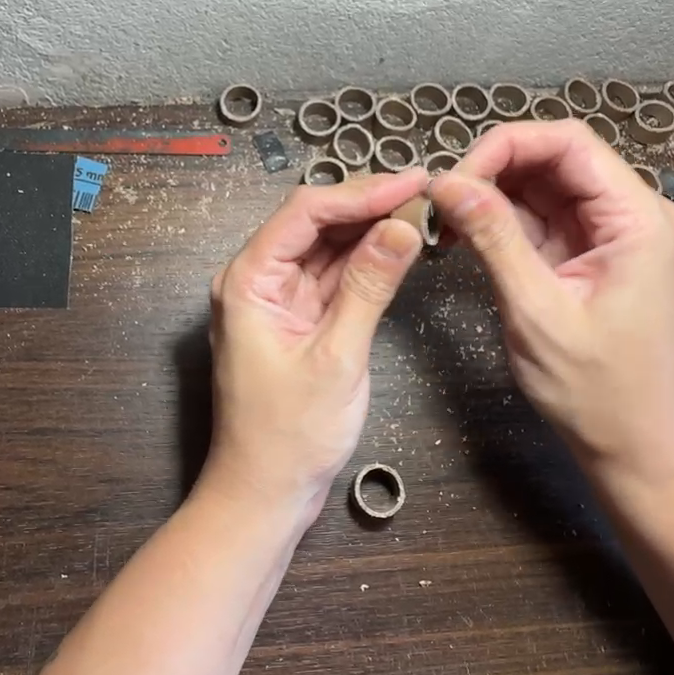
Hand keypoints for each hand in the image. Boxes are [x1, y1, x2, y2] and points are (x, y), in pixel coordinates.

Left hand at [203, 170, 427, 519]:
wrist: (264, 492)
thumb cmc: (288, 435)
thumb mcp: (336, 357)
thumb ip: (368, 288)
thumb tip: (402, 228)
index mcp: (247, 281)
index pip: (304, 212)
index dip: (360, 192)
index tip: (411, 182)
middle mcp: (256, 281)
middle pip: (313, 223)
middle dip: (368, 205)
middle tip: (425, 192)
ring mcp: (276, 300)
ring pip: (325, 248)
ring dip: (369, 230)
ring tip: (421, 212)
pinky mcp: (296, 320)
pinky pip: (331, 278)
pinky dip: (364, 263)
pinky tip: (398, 247)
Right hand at [426, 120, 673, 478]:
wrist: (630, 445)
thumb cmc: (595, 389)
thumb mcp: (536, 309)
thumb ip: (494, 237)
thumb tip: (446, 182)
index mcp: (639, 219)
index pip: (569, 143)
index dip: (506, 145)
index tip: (454, 178)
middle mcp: (632, 215)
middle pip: (555, 159)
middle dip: (492, 170)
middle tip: (441, 202)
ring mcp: (612, 234)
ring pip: (542, 186)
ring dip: (491, 196)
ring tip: (445, 221)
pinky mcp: (590, 254)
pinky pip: (541, 218)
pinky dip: (500, 222)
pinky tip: (465, 236)